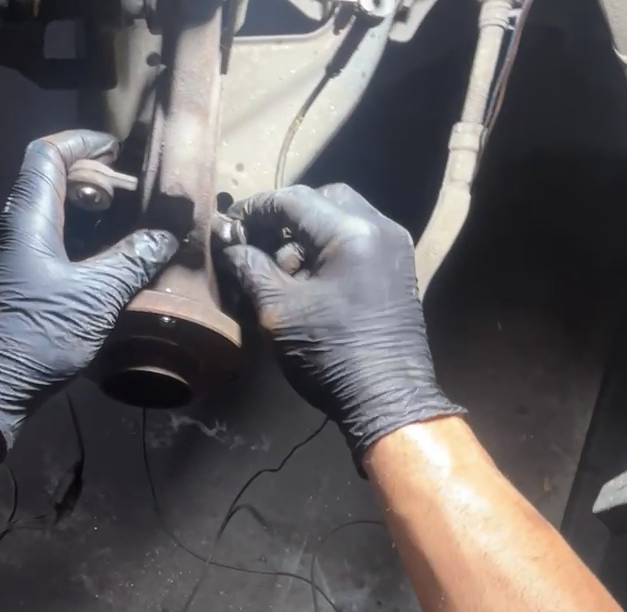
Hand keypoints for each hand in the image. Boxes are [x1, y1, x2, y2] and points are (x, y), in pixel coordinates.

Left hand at [0, 130, 177, 467]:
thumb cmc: (37, 336)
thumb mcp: (96, 297)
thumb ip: (133, 260)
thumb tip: (168, 232)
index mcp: (26, 218)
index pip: (48, 155)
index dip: (82, 142)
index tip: (115, 146)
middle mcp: (9, 231)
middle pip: (48, 185)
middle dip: (91, 182)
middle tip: (130, 197)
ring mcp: (5, 261)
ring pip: (47, 221)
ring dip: (84, 219)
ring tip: (124, 232)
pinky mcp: (8, 289)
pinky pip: (43, 250)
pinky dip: (74, 247)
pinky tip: (101, 271)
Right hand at [218, 183, 462, 463]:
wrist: (385, 398)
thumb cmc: (329, 355)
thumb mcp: (278, 311)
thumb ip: (250, 268)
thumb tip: (228, 242)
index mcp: (351, 232)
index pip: (294, 199)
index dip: (256, 209)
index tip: (231, 227)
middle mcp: (380, 228)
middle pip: (324, 200)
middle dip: (286, 218)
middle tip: (257, 244)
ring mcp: (395, 249)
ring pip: (343, 220)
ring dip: (308, 234)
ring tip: (282, 270)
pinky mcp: (398, 271)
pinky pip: (359, 242)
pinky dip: (330, 250)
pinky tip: (309, 281)